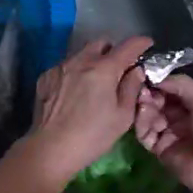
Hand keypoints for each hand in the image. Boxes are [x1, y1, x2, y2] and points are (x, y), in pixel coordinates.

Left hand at [20, 36, 152, 180]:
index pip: (127, 46)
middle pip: (101, 43)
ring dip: (93, 61)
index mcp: (103, 69)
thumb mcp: (122, 116)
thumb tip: (136, 70)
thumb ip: (132, 88)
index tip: (147, 45)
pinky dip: (75, 72)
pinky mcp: (45, 77)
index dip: (141, 43)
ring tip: (96, 82)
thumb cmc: (92, 136)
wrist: (50, 148)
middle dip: (113, 51)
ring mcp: (59, 67)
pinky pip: (65, 66)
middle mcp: (80, 61)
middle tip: (119, 68)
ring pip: (81, 54)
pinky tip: (75, 92)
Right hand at [134, 75, 192, 192]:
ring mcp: (170, 136)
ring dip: (145, 107)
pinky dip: (142, 124)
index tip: (148, 74)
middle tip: (142, 88)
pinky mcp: (159, 151)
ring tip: (144, 101)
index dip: (161, 83)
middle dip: (151, 94)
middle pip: (160, 103)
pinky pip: (146, 134)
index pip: (174, 91)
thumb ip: (182, 86)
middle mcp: (183, 120)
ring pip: (151, 117)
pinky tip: (143, 114)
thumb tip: (158, 76)